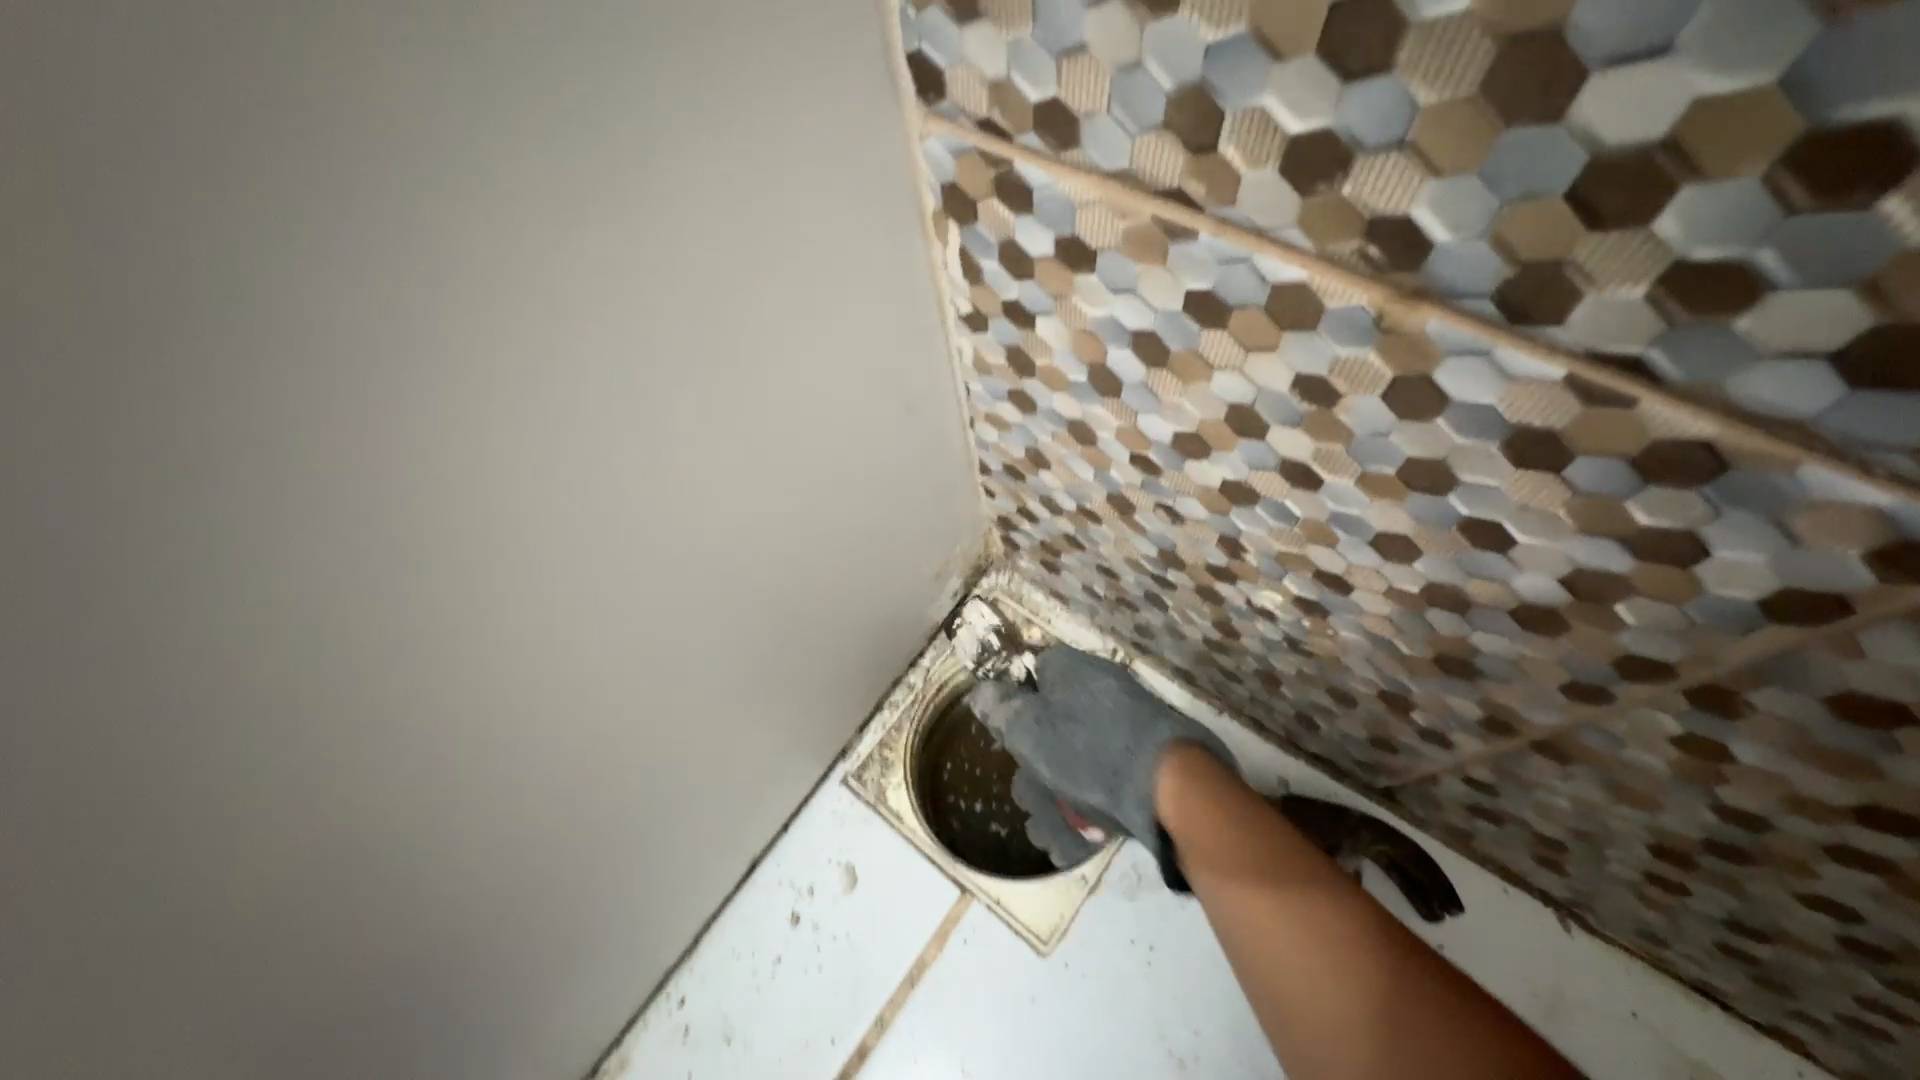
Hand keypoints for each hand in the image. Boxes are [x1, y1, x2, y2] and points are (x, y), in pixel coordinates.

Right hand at [965, 645, 1235, 886]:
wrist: (1168, 787)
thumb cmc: (1088, 749)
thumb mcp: (1029, 728)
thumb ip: (1000, 709)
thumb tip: (981, 691)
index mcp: (1073, 671)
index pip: (1034, 673)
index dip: (1014, 705)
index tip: (1006, 737)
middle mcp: (1099, 693)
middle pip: (1051, 726)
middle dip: (1033, 771)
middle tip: (1029, 797)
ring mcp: (1124, 730)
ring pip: (1073, 764)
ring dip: (1054, 802)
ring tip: (1048, 834)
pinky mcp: (1141, 766)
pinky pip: (1101, 784)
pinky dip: (1085, 812)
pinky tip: (1075, 842)